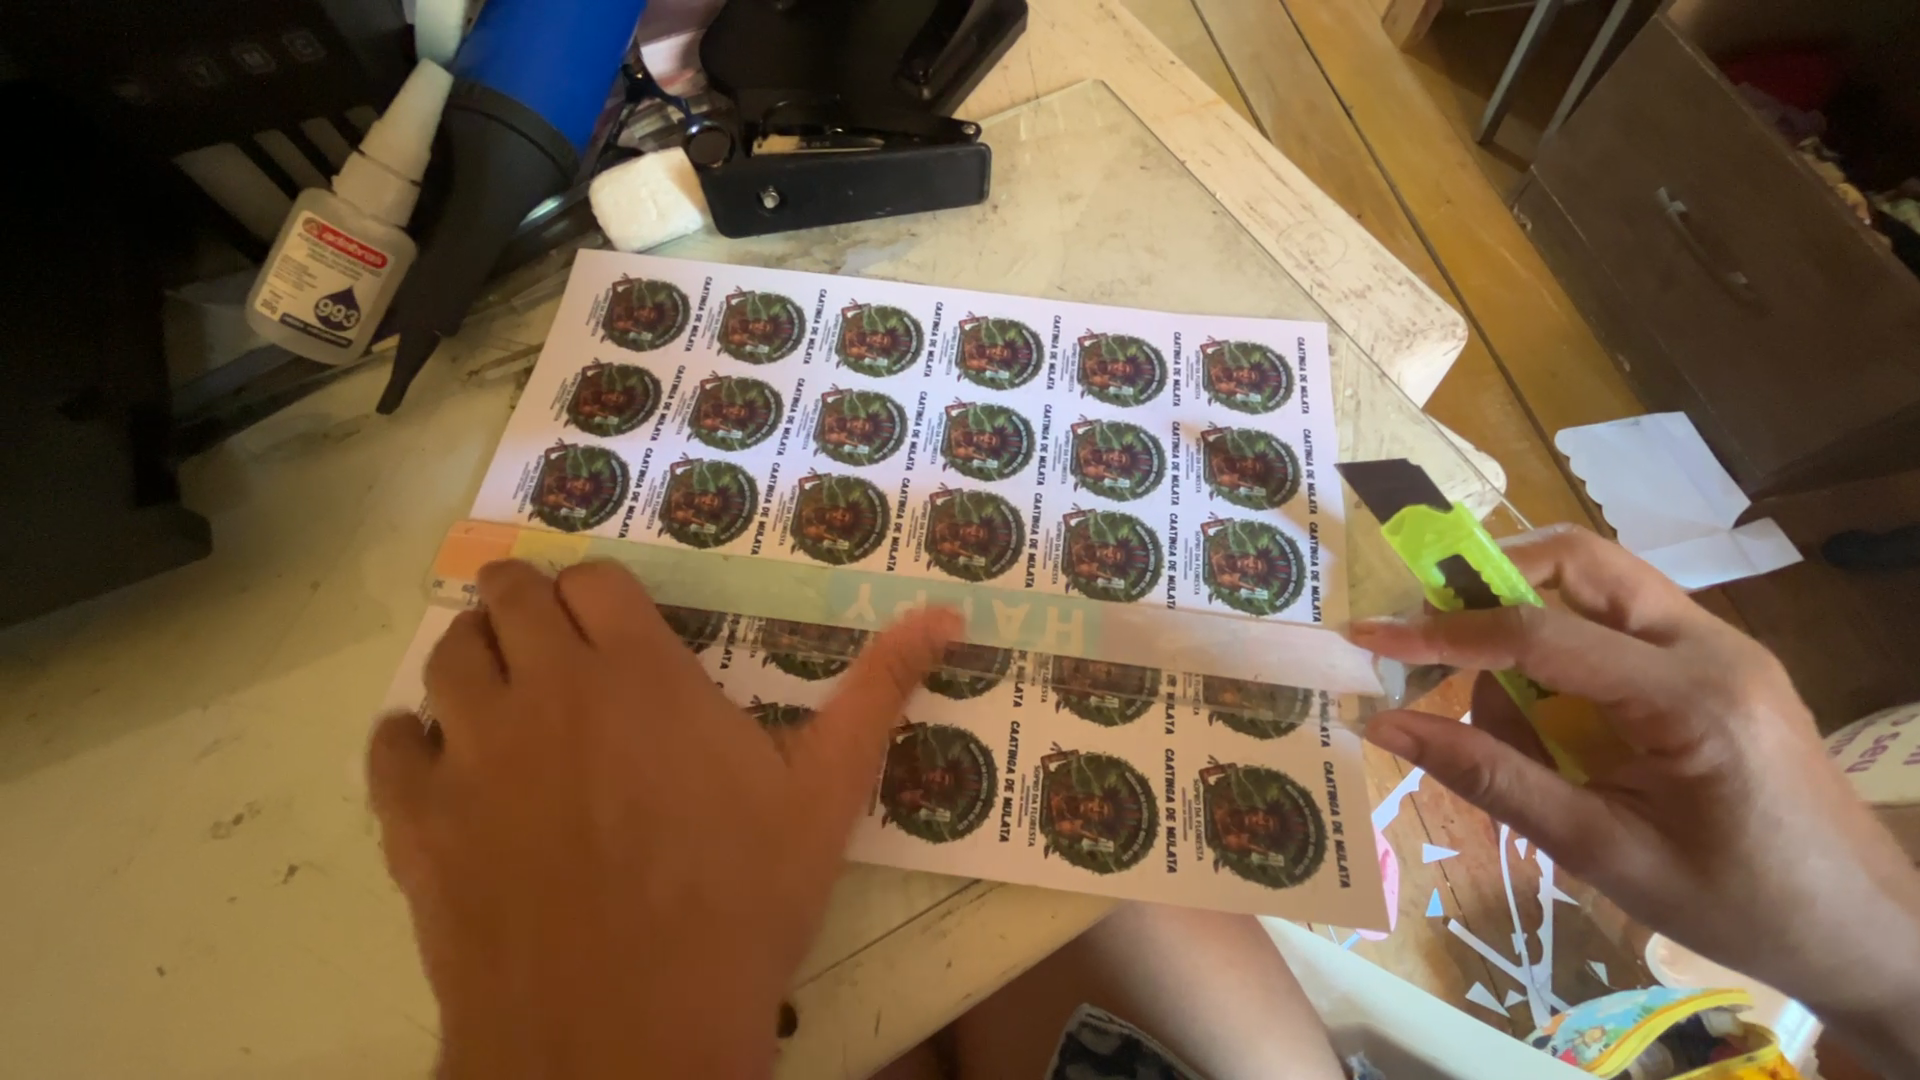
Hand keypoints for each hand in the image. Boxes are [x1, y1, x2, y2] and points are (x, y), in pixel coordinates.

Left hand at [367, 559, 957, 1078]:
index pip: (593, 580)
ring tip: (515, 690)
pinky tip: (454, 767)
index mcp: (640, 673)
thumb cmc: (740, 898)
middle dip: (535, 605)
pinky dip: (415, 739)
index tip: (624, 624)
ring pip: (447, 656)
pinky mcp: (417, 826)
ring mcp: (472, 755)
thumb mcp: (829, 787)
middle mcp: (547, 691)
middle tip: (570, 648)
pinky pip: (389, 746)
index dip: (604, 593)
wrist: (628, 1035)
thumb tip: (948, 614)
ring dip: (477, 655)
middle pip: (508, 597)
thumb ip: (881, 687)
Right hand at [1352, 527, 1919, 1072]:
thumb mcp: (1598, 850)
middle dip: (1486, 577)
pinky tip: (1547, 717)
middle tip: (1424, 628)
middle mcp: (1709, 646)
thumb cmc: (1740, 904)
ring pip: (1590, 578)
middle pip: (1576, 559)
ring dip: (1518, 614)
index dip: (1439, 631)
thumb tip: (1384, 725)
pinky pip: (1606, 619)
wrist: (1879, 935)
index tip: (1366, 635)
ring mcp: (1714, 646)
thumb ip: (1487, 775)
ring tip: (1498, 709)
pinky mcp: (1706, 661)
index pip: (1536, 633)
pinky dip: (1551, 644)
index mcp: (1692, 697)